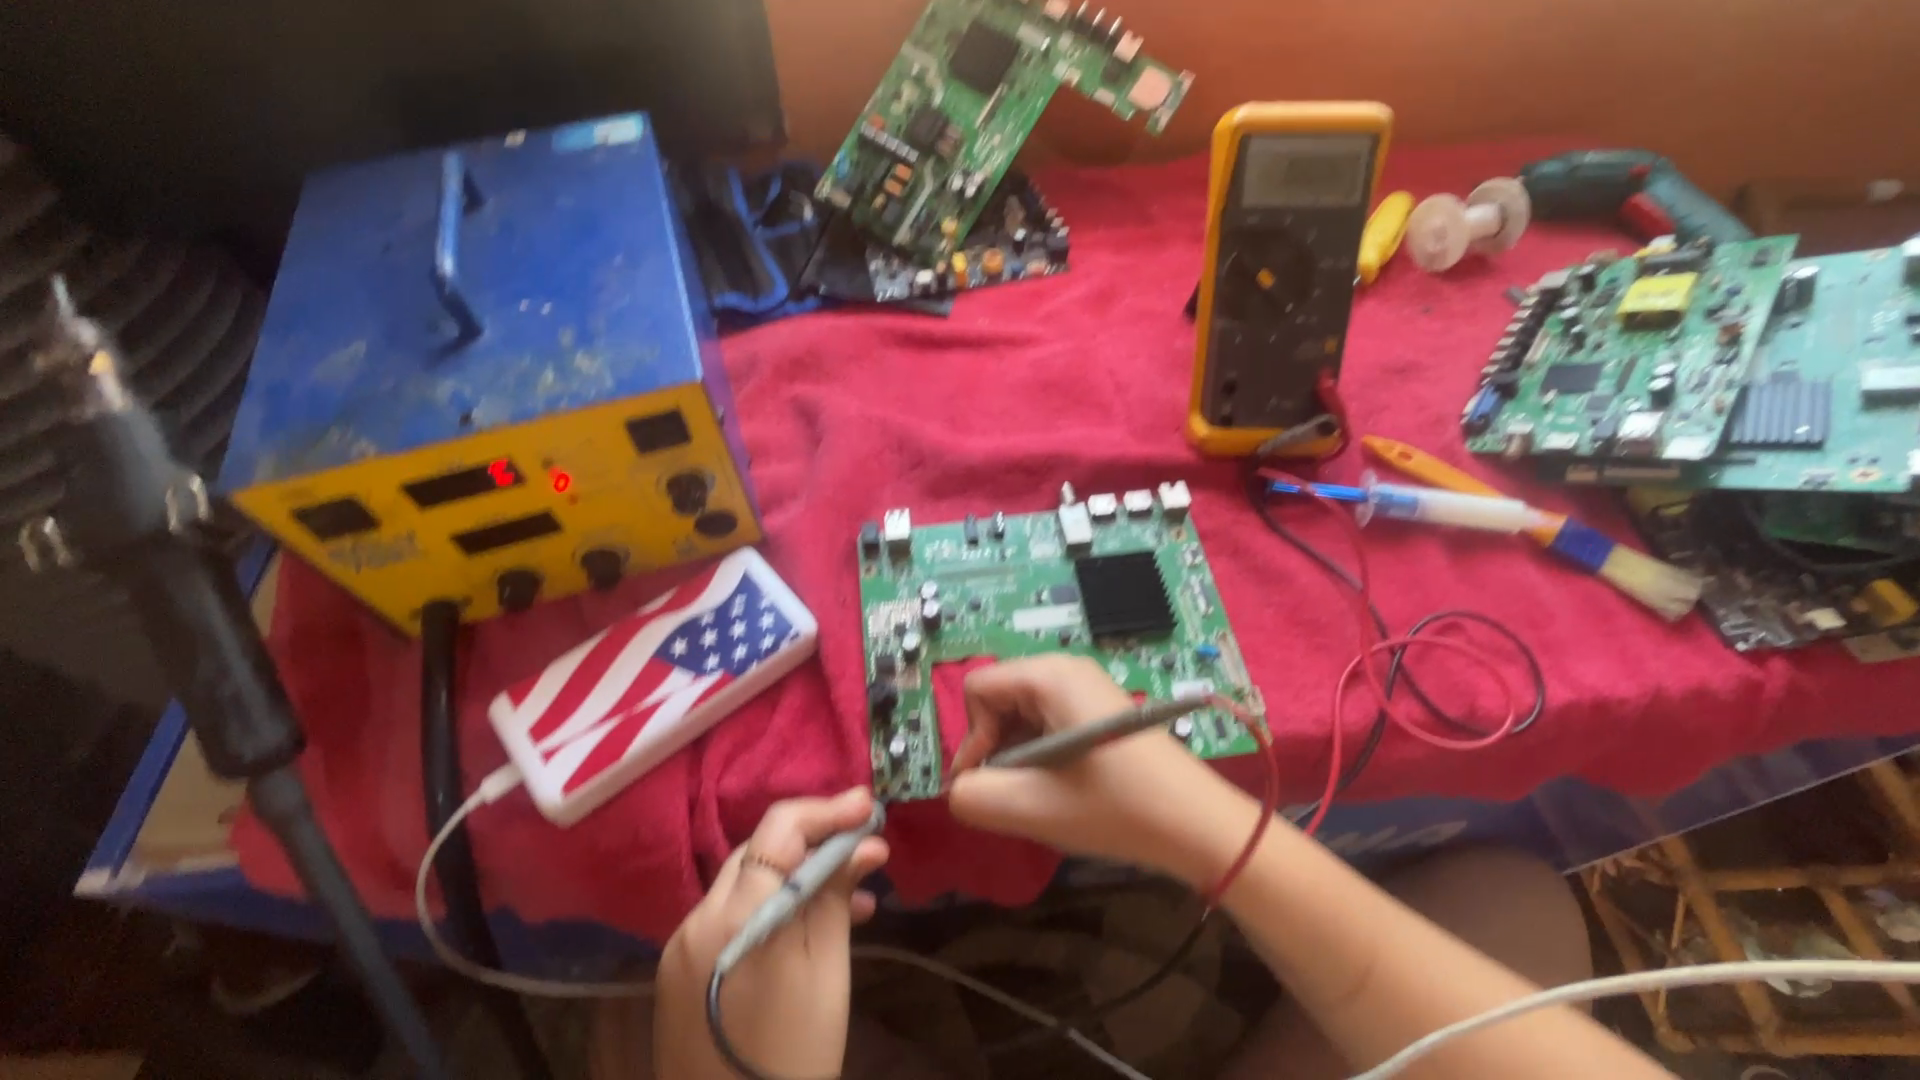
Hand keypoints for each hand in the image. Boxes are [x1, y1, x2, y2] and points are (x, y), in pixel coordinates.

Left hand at [654, 787, 889, 1079]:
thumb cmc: (795, 1055)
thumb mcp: (827, 973)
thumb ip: (836, 896)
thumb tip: (864, 842)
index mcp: (737, 916)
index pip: (778, 829)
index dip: (825, 810)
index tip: (867, 807)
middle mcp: (697, 918)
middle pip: (759, 852)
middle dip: (812, 841)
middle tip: (863, 847)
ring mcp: (680, 944)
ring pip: (745, 883)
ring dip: (793, 875)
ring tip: (851, 895)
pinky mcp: (677, 969)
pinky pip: (728, 917)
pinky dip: (767, 908)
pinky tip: (803, 927)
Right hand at [946, 655, 1252, 884]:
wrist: (1199, 825)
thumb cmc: (1116, 808)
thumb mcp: (1033, 807)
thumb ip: (974, 796)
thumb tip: (957, 790)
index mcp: (1051, 676)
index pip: (978, 688)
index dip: (972, 738)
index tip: (990, 781)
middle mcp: (1068, 670)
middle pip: (1000, 698)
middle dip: (995, 747)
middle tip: (1014, 793)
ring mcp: (1089, 689)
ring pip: (1023, 714)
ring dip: (1019, 756)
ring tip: (1041, 796)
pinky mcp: (1102, 712)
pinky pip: (1049, 723)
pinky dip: (1043, 755)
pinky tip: (1064, 790)